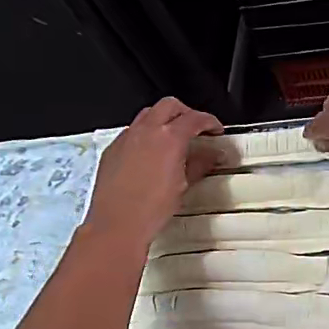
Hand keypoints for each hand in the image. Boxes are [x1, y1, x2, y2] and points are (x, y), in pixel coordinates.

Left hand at [84, 97, 221, 240]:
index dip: (209, 121)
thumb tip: (210, 155)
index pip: (195, 118)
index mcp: (169, 137)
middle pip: (170, 105)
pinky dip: (145, 133)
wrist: (118, 223)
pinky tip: (151, 152)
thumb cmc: (151, 207)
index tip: (215, 128)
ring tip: (173, 137)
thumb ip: (199, 163)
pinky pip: (132, 131)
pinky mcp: (113, 149)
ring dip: (164, 119)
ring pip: (148, 114)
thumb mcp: (184, 184)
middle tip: (196, 127)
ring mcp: (126, 138)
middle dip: (186, 112)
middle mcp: (146, 131)